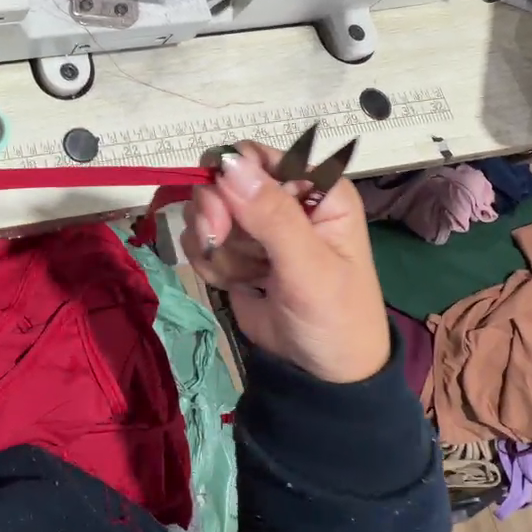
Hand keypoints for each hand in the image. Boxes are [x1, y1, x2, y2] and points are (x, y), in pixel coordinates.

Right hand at [181, 141, 390, 383]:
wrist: (319, 376)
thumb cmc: (334, 318)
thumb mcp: (308, 268)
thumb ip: (271, 215)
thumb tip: (227, 162)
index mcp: (314, 189)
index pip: (253, 156)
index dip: (229, 178)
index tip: (222, 213)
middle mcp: (283, 198)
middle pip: (219, 180)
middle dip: (214, 216)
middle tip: (219, 244)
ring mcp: (255, 223)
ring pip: (203, 209)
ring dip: (212, 246)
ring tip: (240, 275)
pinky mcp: (234, 248)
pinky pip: (198, 238)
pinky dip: (208, 263)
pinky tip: (234, 283)